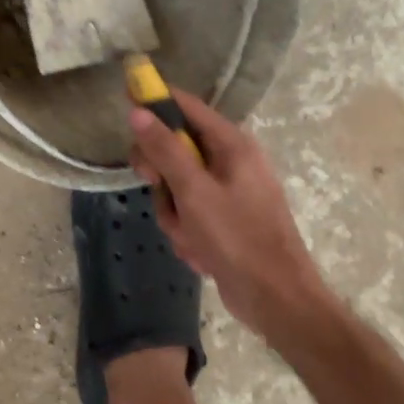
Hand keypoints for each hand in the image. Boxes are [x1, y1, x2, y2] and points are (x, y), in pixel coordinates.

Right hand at [128, 92, 332, 331]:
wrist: (279, 304)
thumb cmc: (238, 239)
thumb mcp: (193, 191)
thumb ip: (163, 149)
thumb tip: (137, 111)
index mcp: (232, 145)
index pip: (186, 105)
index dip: (154, 100)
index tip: (124, 101)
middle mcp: (231, 162)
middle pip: (174, 146)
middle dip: (161, 174)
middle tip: (153, 183)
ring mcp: (228, 192)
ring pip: (176, 184)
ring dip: (173, 210)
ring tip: (188, 233)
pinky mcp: (224, 219)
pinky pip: (188, 210)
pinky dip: (186, 229)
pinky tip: (199, 251)